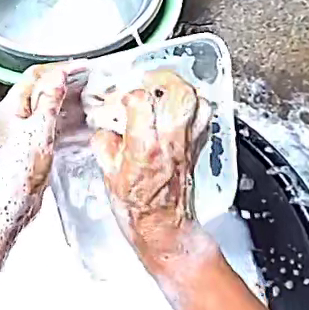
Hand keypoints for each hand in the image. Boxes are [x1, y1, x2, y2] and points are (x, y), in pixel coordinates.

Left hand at [0, 63, 76, 252]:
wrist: (5, 211)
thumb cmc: (13, 175)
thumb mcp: (37, 132)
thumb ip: (48, 102)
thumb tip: (57, 76)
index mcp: (11, 107)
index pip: (36, 75)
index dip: (60, 67)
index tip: (82, 66)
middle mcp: (14, 118)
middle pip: (41, 90)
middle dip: (65, 83)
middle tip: (89, 80)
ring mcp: (22, 134)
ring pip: (47, 110)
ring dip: (68, 103)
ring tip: (90, 100)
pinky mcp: (30, 150)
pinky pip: (50, 129)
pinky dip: (66, 124)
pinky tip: (80, 128)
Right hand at [91, 69, 218, 286]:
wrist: (164, 231)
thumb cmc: (138, 210)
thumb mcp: (108, 176)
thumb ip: (105, 145)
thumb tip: (105, 129)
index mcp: (144, 149)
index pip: (142, 102)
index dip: (130, 94)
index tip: (122, 100)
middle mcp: (170, 143)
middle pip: (180, 95)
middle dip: (163, 79)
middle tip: (149, 79)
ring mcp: (187, 144)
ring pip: (198, 102)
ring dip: (181, 89)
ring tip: (165, 88)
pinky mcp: (197, 148)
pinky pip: (204, 117)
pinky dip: (193, 106)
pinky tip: (179, 108)